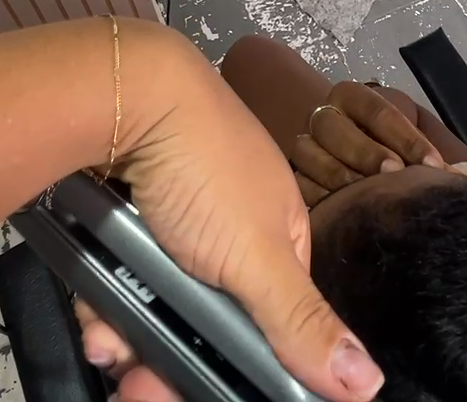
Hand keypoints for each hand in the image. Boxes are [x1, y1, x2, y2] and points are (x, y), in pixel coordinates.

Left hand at [82, 24, 383, 401]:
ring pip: (158, 304)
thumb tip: (371, 383)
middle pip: (206, 320)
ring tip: (107, 346)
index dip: (235, 367)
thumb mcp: (255, 254)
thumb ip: (302, 320)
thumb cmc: (206, 169)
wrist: (130, 95)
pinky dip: (108, 299)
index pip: (270, 323)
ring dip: (131, 335)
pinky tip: (94, 312)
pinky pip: (125, 276)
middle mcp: (232, 230)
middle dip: (169, 358)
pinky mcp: (135, 214)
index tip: (192, 393)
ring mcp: (181, 219)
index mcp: (278, 236)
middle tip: (132, 386)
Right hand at [289, 81, 445, 205]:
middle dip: (366, 151)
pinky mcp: (293, 177)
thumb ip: (424, 155)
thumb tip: (454, 180)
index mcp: (352, 98)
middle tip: (393, 174)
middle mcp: (323, 116)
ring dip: (340, 176)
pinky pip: (298, 185)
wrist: (352, 167)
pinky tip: (340, 212)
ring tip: (366, 197)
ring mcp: (304, 146)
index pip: (377, 109)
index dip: (405, 136)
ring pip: (310, 153)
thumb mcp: (407, 141)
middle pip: (335, 127)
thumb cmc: (390, 150)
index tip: (432, 164)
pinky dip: (318, 196)